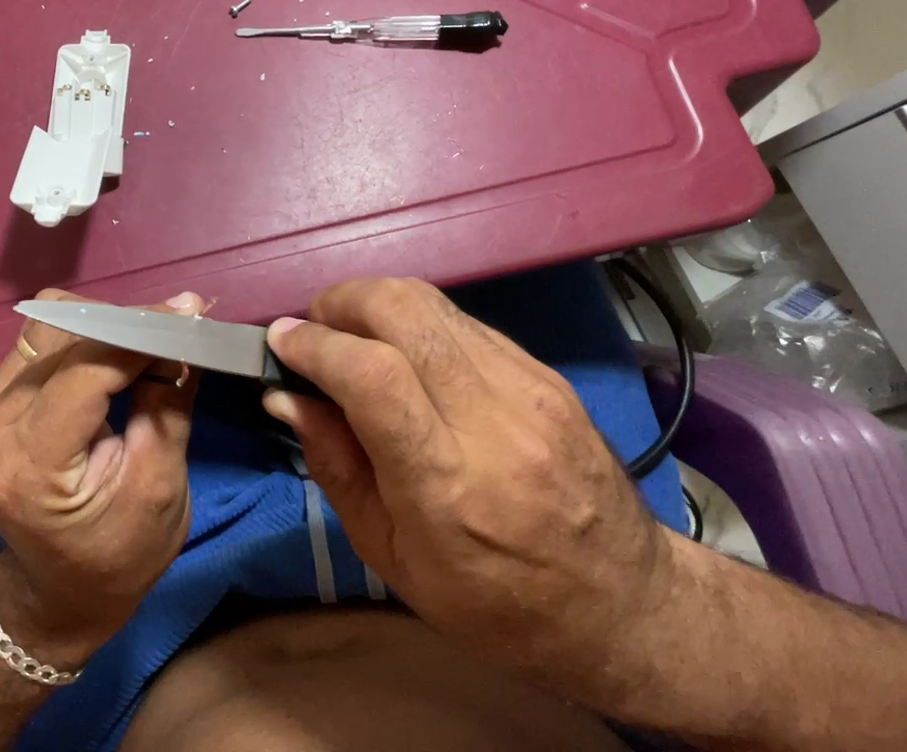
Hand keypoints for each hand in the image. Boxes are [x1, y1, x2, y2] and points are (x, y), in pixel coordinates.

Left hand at [0, 289, 204, 667]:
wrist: (59, 592)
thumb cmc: (118, 556)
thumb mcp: (161, 490)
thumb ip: (168, 405)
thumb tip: (182, 334)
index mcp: (28, 465)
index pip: (83, 371)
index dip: (139, 334)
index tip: (190, 313)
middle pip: (59, 335)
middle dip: (124, 325)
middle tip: (176, 329)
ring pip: (46, 328)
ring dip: (103, 327)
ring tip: (147, 345)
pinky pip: (39, 345)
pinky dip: (83, 340)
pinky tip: (116, 358)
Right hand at [262, 278, 678, 702]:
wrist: (626, 605)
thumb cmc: (493, 600)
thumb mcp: (389, 554)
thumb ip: (335, 464)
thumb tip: (285, 395)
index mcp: (446, 485)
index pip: (373, 375)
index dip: (315, 344)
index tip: (280, 341)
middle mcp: (494, 422)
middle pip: (405, 311)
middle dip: (342, 301)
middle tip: (314, 329)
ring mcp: (530, 389)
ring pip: (434, 304)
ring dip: (375, 304)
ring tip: (351, 337)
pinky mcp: (548, 375)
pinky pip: (464, 323)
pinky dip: (416, 323)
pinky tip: (403, 355)